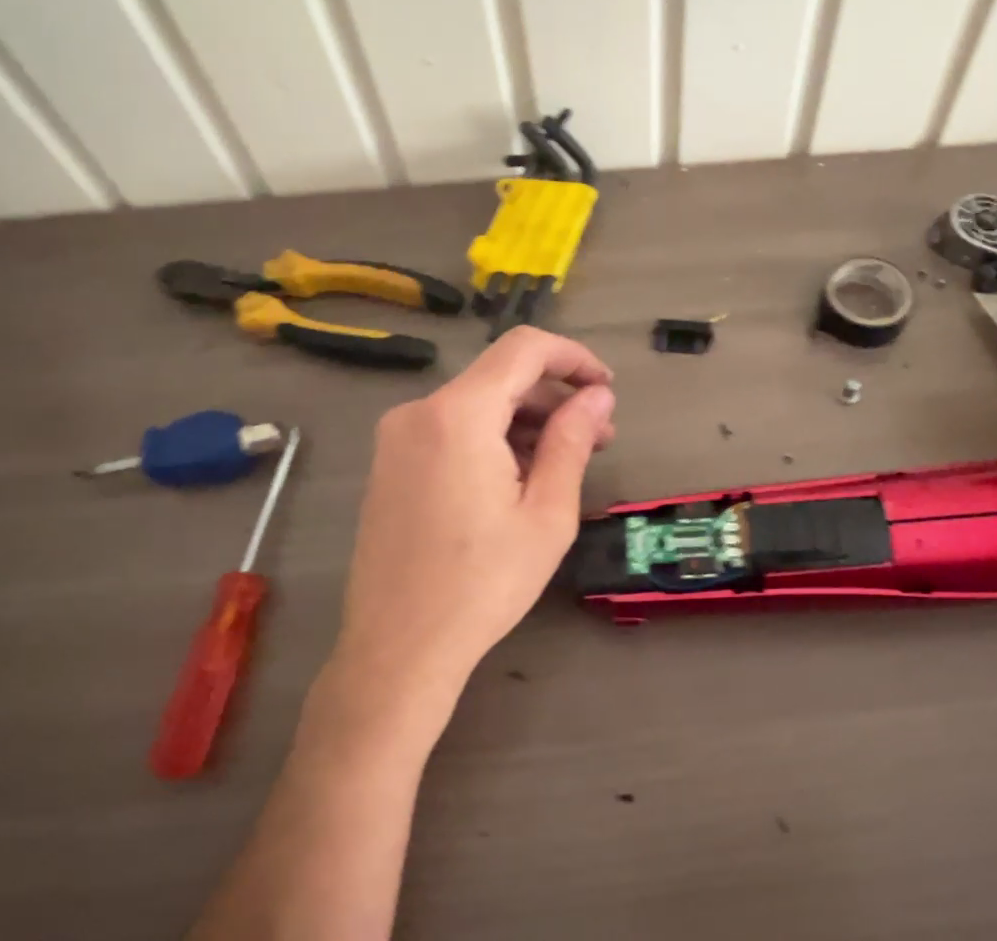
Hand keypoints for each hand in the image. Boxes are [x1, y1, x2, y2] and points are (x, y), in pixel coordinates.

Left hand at [333, 327, 614, 700]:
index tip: (607, 389)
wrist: (398, 647)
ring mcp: (396, 438)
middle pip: (500, 378)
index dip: (574, 358)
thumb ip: (572, 442)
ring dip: (526, 422)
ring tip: (566, 463)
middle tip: (600, 439)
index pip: (524, 348)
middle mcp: (418, 411)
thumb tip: (598, 396)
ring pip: (476, 405)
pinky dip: (492, 440)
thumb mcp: (546, 514)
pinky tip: (520, 478)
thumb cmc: (483, 584)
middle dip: (555, 399)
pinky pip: (451, 431)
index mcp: (458, 414)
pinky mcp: (389, 465)